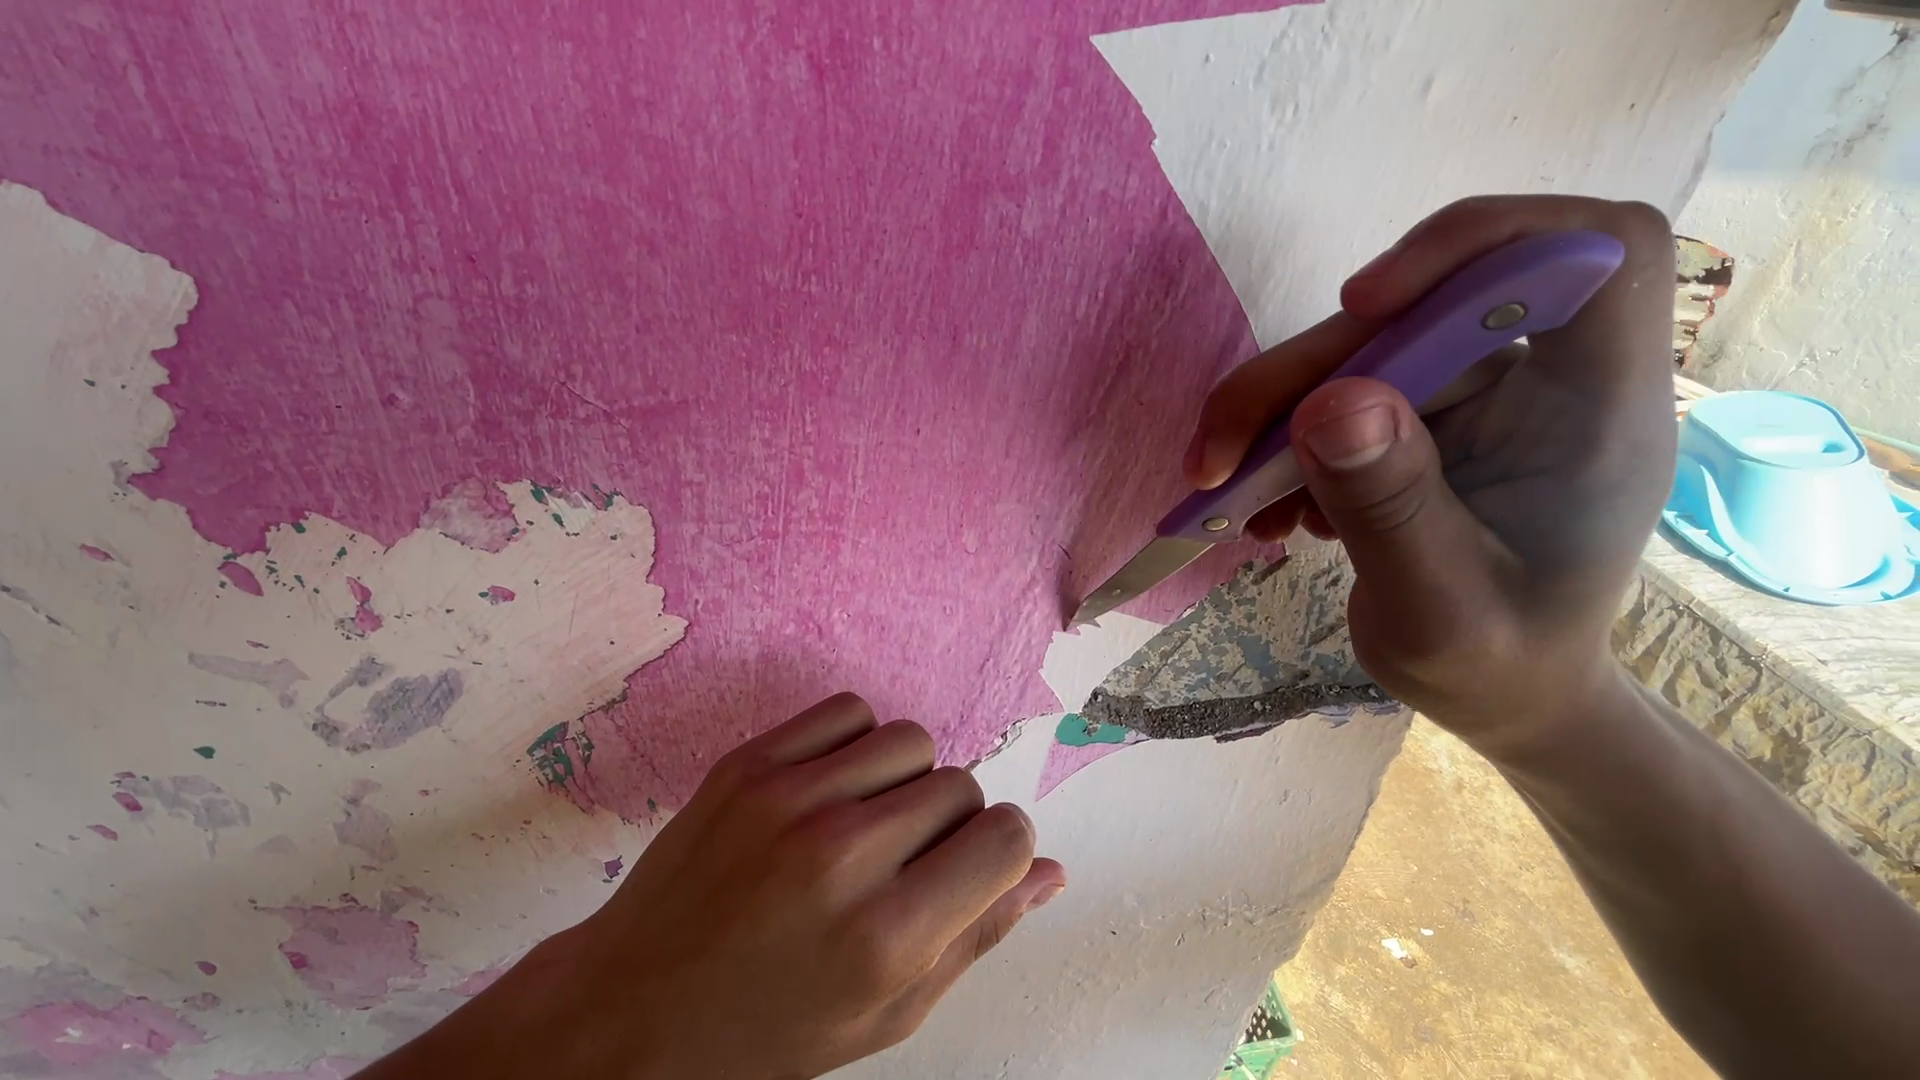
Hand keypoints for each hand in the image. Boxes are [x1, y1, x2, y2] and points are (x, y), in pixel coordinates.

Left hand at [368, 694, 1064, 1079]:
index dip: (1001, 852)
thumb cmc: (770, 1029)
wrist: (633, 1010)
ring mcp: (790, 798)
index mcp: (888, 936)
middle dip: (951, 824)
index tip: (971, 868)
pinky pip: (851, 710)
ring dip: (906, 781)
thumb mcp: (888, 1014)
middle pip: (962, 786)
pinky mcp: (749, 762)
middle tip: (901, 866)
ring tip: (866, 826)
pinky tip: (832, 790)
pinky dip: (857, 744)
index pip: (1006, 837)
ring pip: (912, 741)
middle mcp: (844, 855)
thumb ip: (979, 936)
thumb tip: (1050, 871)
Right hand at [1185, 196, 1675, 758]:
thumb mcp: (1439, 609)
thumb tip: (1329, 402)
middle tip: (1220, 451)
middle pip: (1417, 315)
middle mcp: (1535, 385)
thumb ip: (1392, 507)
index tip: (1364, 305)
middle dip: (1304, 370)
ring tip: (1219, 489)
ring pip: (1361, 358)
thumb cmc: (1496, 666)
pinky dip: (1284, 445)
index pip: (1589, 249)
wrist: (1502, 697)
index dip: (1476, 244)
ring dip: (1273, 413)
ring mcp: (1473, 405)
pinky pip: (1340, 401)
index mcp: (1594, 410)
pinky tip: (1262, 508)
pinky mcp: (1422, 428)